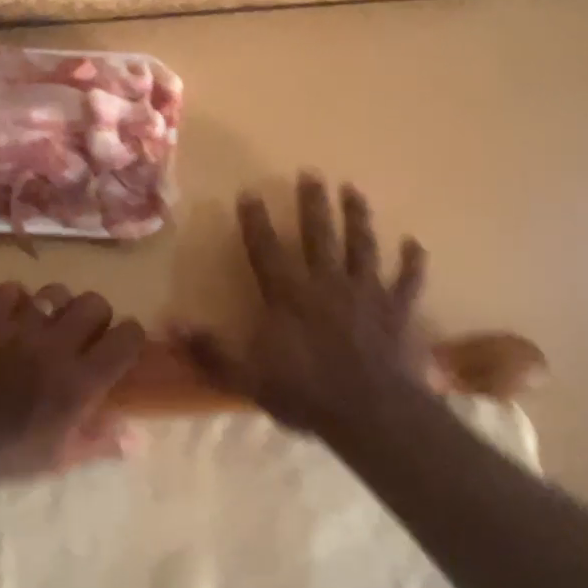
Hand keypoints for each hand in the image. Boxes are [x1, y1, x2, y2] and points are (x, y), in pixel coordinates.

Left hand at [0, 282, 144, 479]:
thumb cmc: (7, 456)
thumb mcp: (59, 458)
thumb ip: (101, 442)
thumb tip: (139, 439)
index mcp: (80, 381)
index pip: (126, 337)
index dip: (130, 337)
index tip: (121, 346)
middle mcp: (55, 347)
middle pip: (95, 303)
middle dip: (96, 316)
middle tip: (83, 335)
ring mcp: (18, 329)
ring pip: (55, 292)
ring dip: (57, 306)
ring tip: (47, 324)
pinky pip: (11, 290)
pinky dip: (15, 300)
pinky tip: (12, 319)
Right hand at [178, 173, 431, 434]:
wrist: (372, 413)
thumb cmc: (306, 394)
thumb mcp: (247, 378)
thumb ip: (211, 351)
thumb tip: (172, 326)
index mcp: (288, 296)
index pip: (266, 250)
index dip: (255, 222)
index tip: (249, 193)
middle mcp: (327, 283)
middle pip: (318, 235)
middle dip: (313, 204)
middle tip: (311, 173)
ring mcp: (366, 293)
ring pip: (362, 245)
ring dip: (358, 217)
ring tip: (354, 190)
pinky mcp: (398, 310)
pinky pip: (408, 280)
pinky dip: (412, 262)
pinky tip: (415, 243)